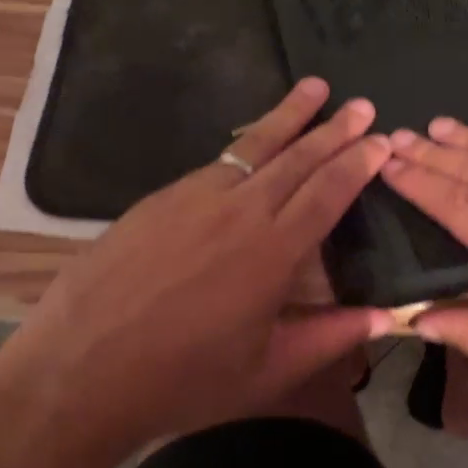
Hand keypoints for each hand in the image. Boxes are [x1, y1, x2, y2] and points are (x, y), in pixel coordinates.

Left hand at [1, 77, 395, 446]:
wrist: (80, 371)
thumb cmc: (183, 380)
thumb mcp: (268, 370)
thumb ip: (330, 337)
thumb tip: (387, 317)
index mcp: (274, 252)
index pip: (328, 193)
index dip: (359, 164)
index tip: (382, 140)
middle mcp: (240, 212)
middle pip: (298, 158)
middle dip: (335, 129)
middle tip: (363, 105)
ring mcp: (195, 198)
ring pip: (254, 147)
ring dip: (290, 116)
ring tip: (315, 88)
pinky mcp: (160, 199)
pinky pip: (216, 163)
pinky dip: (245, 146)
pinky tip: (254, 144)